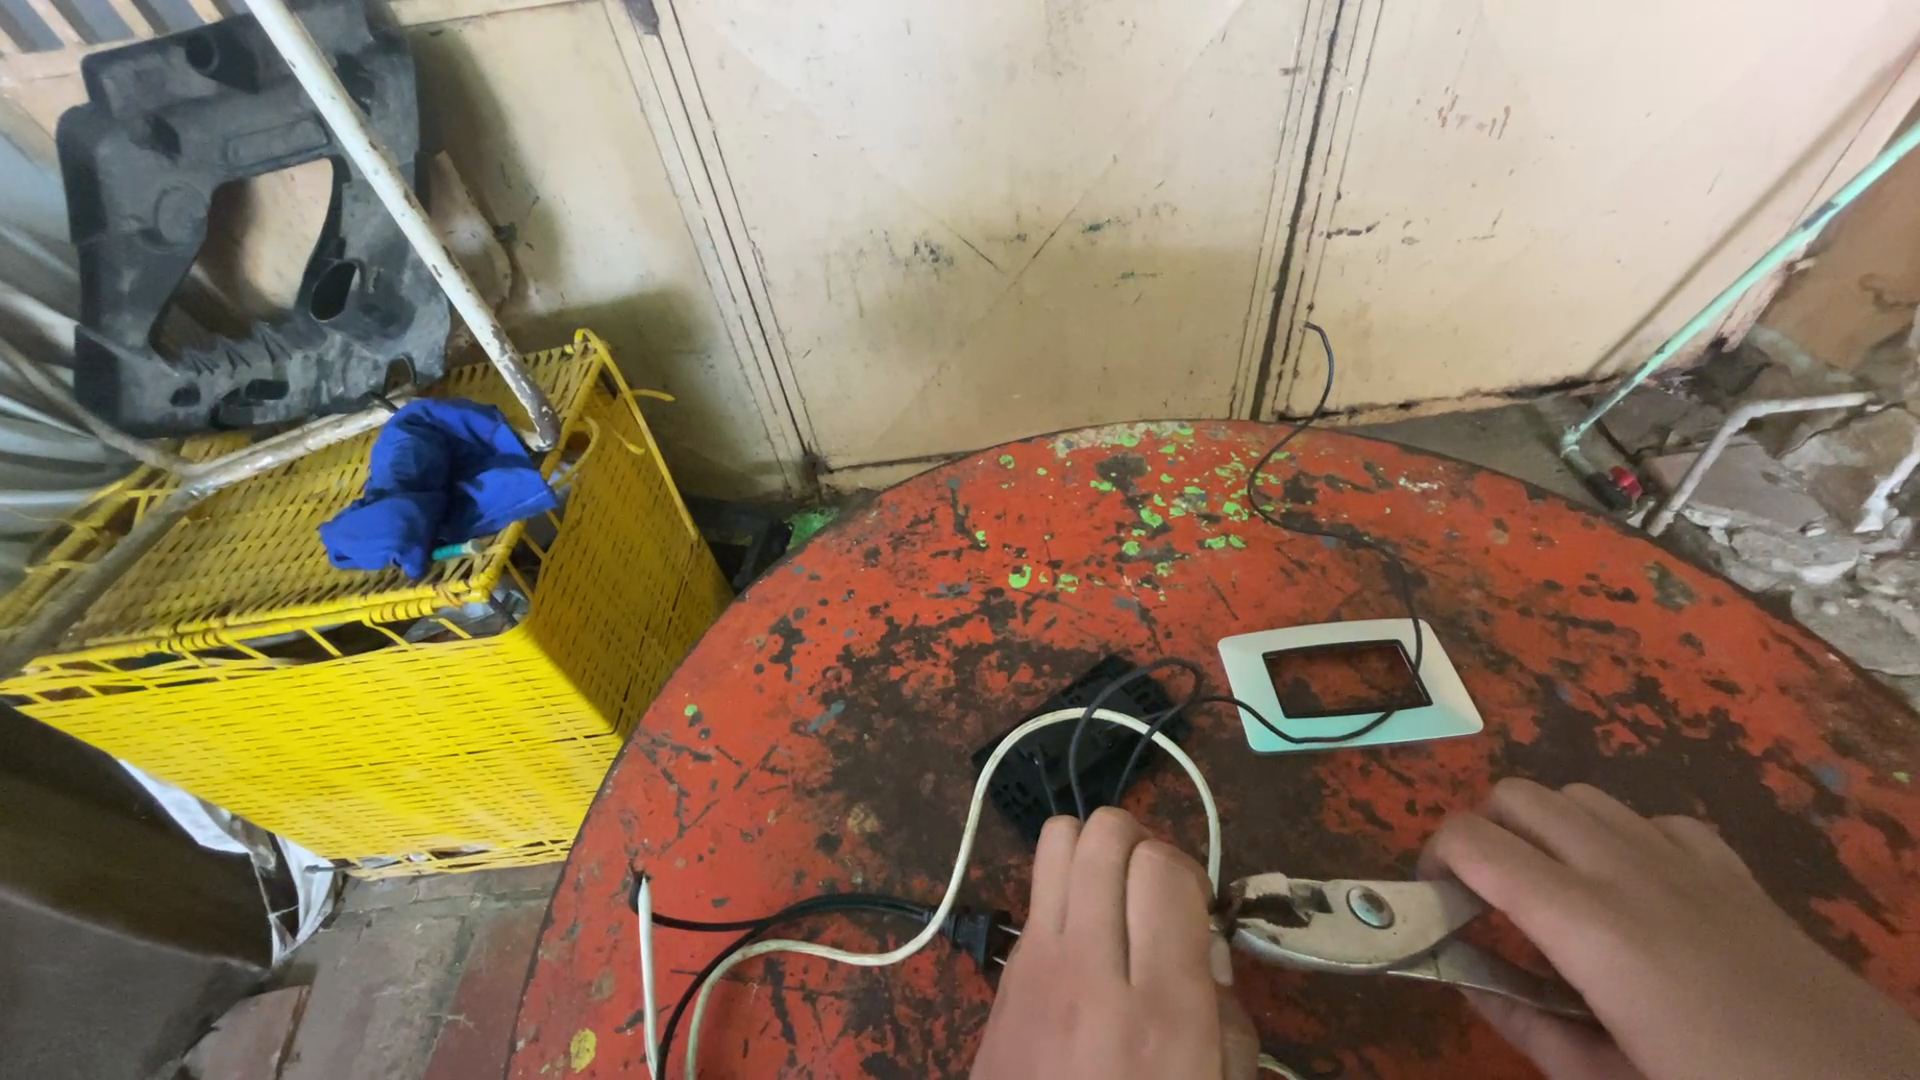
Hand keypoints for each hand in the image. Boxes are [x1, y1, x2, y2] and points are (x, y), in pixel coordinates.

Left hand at [970, 807, 1257, 1078]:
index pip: (1163, 869)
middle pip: (1106, 835)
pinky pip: (1037, 883)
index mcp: (1159, 1010)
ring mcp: (1038, 960)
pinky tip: (1083, 931)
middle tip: (1157, 897)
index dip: (1188, 876)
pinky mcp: (1007, 967)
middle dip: (1142, 847)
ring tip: (1117, 894)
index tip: (1198, 914)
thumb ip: (1229, 1025)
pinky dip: (1065, 883)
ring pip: (1059, 838)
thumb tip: (1206, 955)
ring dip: (1095, 850)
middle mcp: (1092, 966)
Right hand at [1422, 778, 1919, 1079]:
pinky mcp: (1740, 878)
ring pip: (1580, 796)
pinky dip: (1624, 839)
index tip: (1435, 899)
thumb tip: (1465, 977)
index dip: (1432, 857)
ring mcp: (1689, 866)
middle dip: (1482, 831)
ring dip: (1546, 828)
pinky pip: (1657, 822)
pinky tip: (1637, 890)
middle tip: (1487, 893)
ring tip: (1556, 888)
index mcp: (1585, 924)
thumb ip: (1524, 1024)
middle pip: (1517, 796)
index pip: (1470, 840)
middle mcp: (1626, 872)